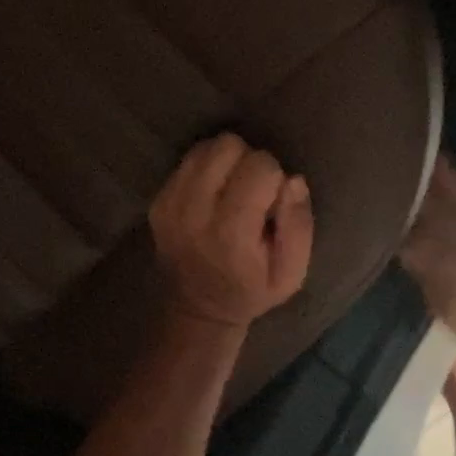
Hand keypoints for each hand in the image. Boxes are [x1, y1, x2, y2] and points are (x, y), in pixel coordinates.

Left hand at [150, 133, 313, 328]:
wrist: (198, 309)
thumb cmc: (252, 290)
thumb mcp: (292, 273)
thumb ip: (298, 225)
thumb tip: (293, 180)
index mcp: (230, 233)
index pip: (260, 166)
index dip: (275, 178)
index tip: (272, 204)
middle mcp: (193, 212)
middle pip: (228, 146)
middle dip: (249, 161)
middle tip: (253, 191)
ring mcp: (169, 204)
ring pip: (206, 147)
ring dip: (227, 161)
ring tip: (233, 190)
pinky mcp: (157, 200)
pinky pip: (189, 160)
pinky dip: (207, 168)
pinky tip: (214, 194)